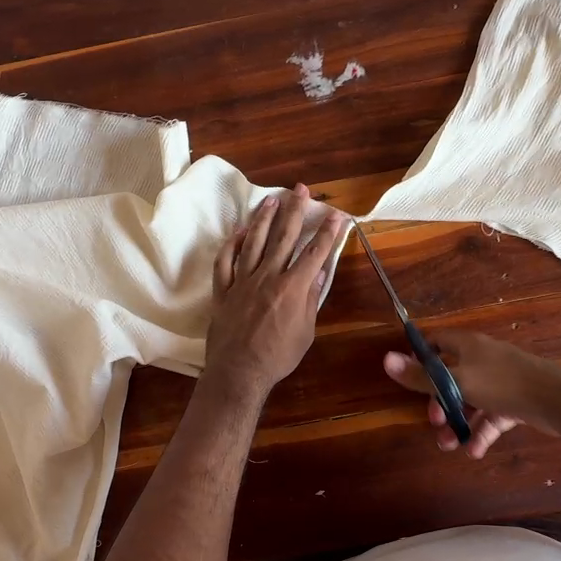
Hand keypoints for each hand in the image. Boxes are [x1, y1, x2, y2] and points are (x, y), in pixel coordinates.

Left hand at [204, 184, 348, 398]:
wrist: (239, 372)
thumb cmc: (278, 357)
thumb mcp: (306, 332)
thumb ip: (311, 299)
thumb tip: (319, 273)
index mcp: (292, 287)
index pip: (314, 252)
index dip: (327, 232)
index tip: (337, 215)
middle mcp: (267, 276)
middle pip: (284, 236)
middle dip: (295, 210)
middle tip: (302, 189)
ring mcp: (242, 281)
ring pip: (253, 241)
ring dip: (264, 218)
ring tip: (272, 200)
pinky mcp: (223, 290)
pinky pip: (225, 261)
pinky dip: (232, 244)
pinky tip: (238, 232)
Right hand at [382, 330, 560, 457]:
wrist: (558, 401)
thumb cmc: (504, 384)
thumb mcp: (457, 382)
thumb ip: (422, 377)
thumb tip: (385, 359)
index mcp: (469, 346)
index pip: (438, 343)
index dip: (422, 358)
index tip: (411, 378)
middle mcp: (484, 359)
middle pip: (453, 377)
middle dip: (441, 402)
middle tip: (435, 421)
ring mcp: (502, 381)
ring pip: (472, 402)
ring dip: (459, 423)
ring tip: (450, 445)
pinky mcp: (516, 402)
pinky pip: (492, 417)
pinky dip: (482, 432)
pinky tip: (475, 451)